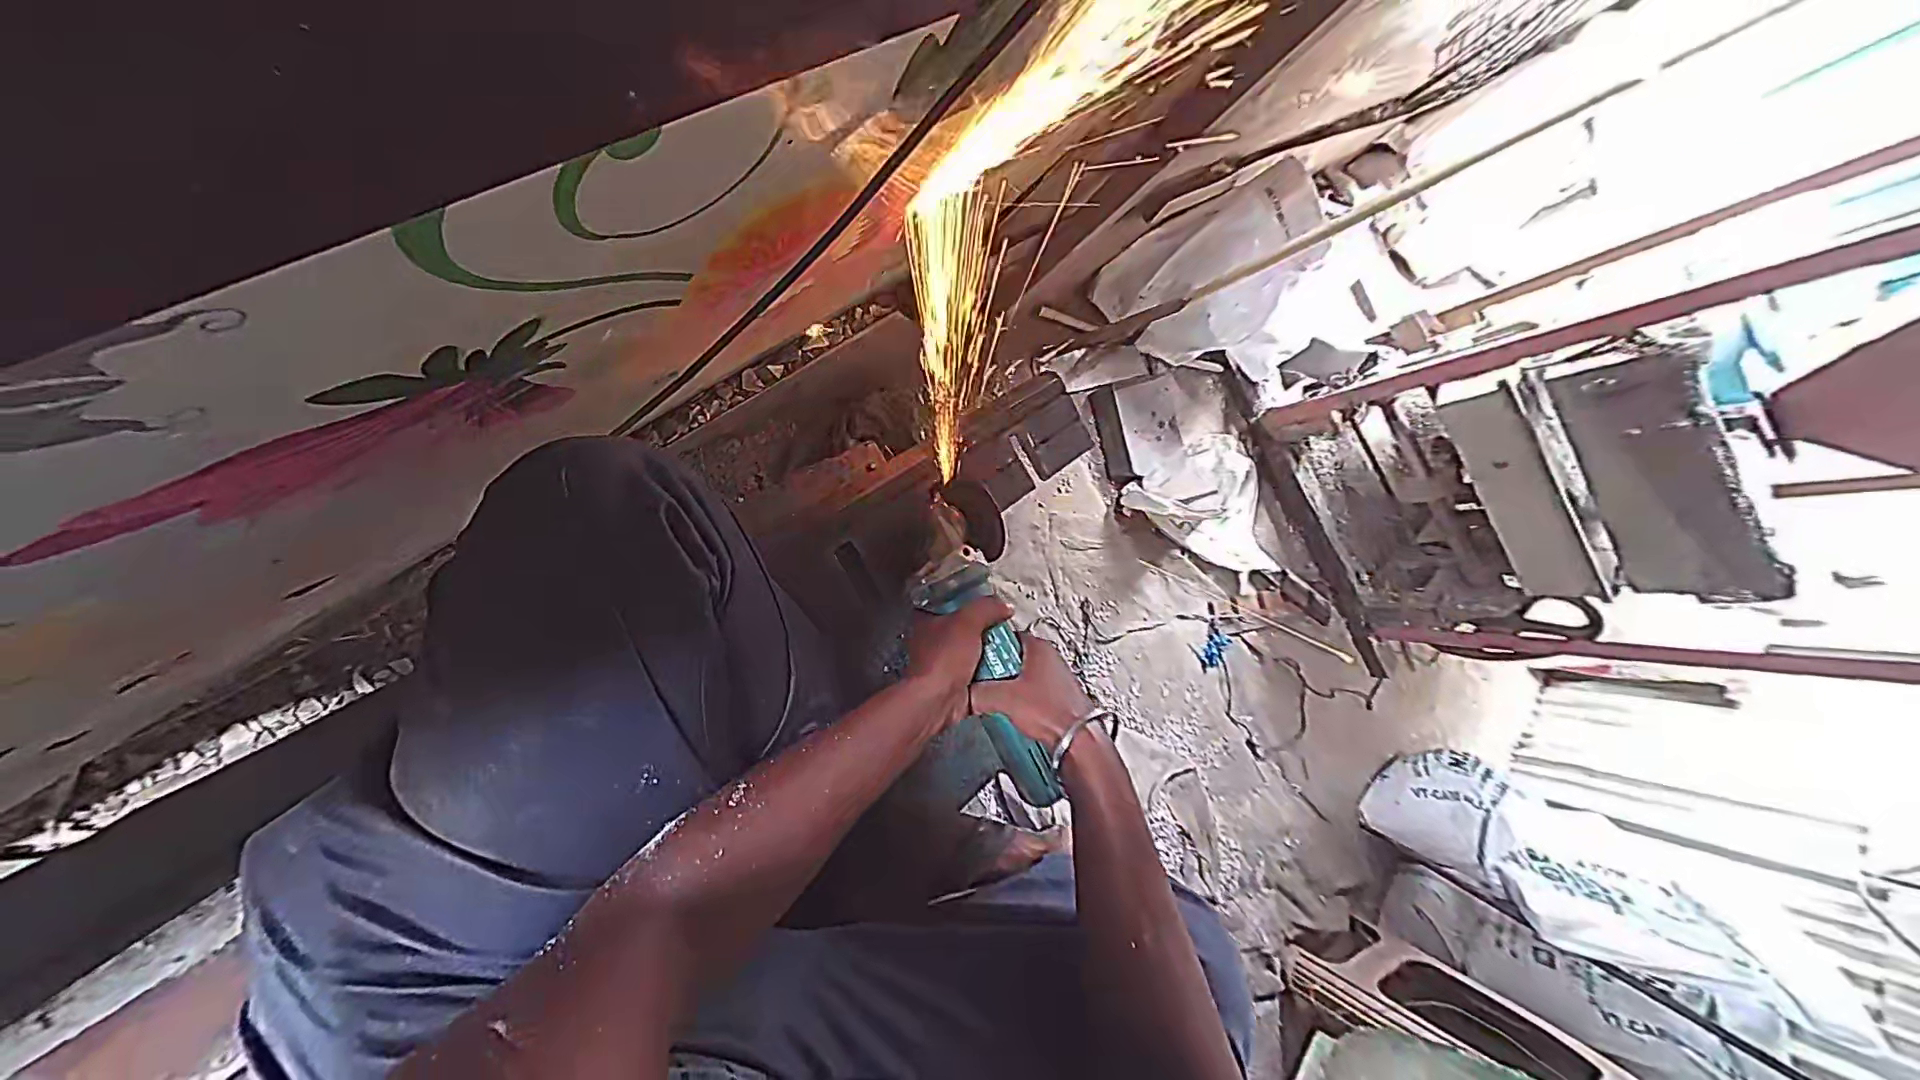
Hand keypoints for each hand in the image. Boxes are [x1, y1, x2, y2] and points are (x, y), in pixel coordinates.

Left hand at [905, 595, 1012, 707]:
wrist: (937, 701)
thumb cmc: (943, 659)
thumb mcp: (967, 622)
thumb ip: (986, 607)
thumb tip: (1004, 606)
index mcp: (927, 621)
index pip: (951, 603)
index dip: (971, 601)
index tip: (991, 604)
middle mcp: (933, 642)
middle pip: (966, 629)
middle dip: (987, 630)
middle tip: (1007, 627)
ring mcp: (945, 665)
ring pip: (974, 653)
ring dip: (992, 653)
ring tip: (1012, 648)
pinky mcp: (956, 685)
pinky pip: (979, 674)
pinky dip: (992, 674)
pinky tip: (1008, 669)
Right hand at [969, 634, 1094, 745]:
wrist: (1077, 739)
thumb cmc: (1053, 713)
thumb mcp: (1003, 698)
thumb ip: (979, 692)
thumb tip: (965, 694)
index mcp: (1038, 647)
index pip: (1005, 636)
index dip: (987, 648)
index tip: (975, 659)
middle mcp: (1048, 657)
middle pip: (1012, 656)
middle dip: (996, 670)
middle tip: (985, 682)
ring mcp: (1054, 675)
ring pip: (1021, 674)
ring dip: (1008, 685)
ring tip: (998, 698)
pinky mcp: (1056, 693)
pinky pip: (1030, 689)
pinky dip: (1020, 696)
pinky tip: (1015, 710)